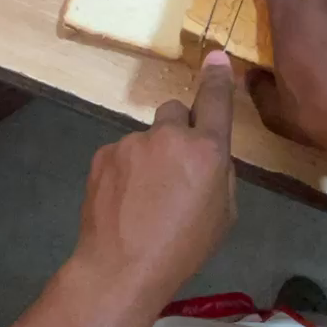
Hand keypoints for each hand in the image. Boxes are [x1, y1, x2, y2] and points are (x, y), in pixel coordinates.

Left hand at [68, 53, 236, 311]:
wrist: (121, 268)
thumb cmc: (183, 249)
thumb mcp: (223, 216)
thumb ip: (220, 174)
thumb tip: (208, 155)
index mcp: (207, 151)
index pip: (216, 101)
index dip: (218, 78)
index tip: (216, 57)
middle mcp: (169, 136)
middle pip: (176, 112)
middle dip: (178, 132)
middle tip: (173, 170)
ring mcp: (132, 142)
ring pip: (146, 138)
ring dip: (149, 157)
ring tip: (142, 199)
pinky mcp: (103, 154)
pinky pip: (121, 154)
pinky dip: (124, 171)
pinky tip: (123, 201)